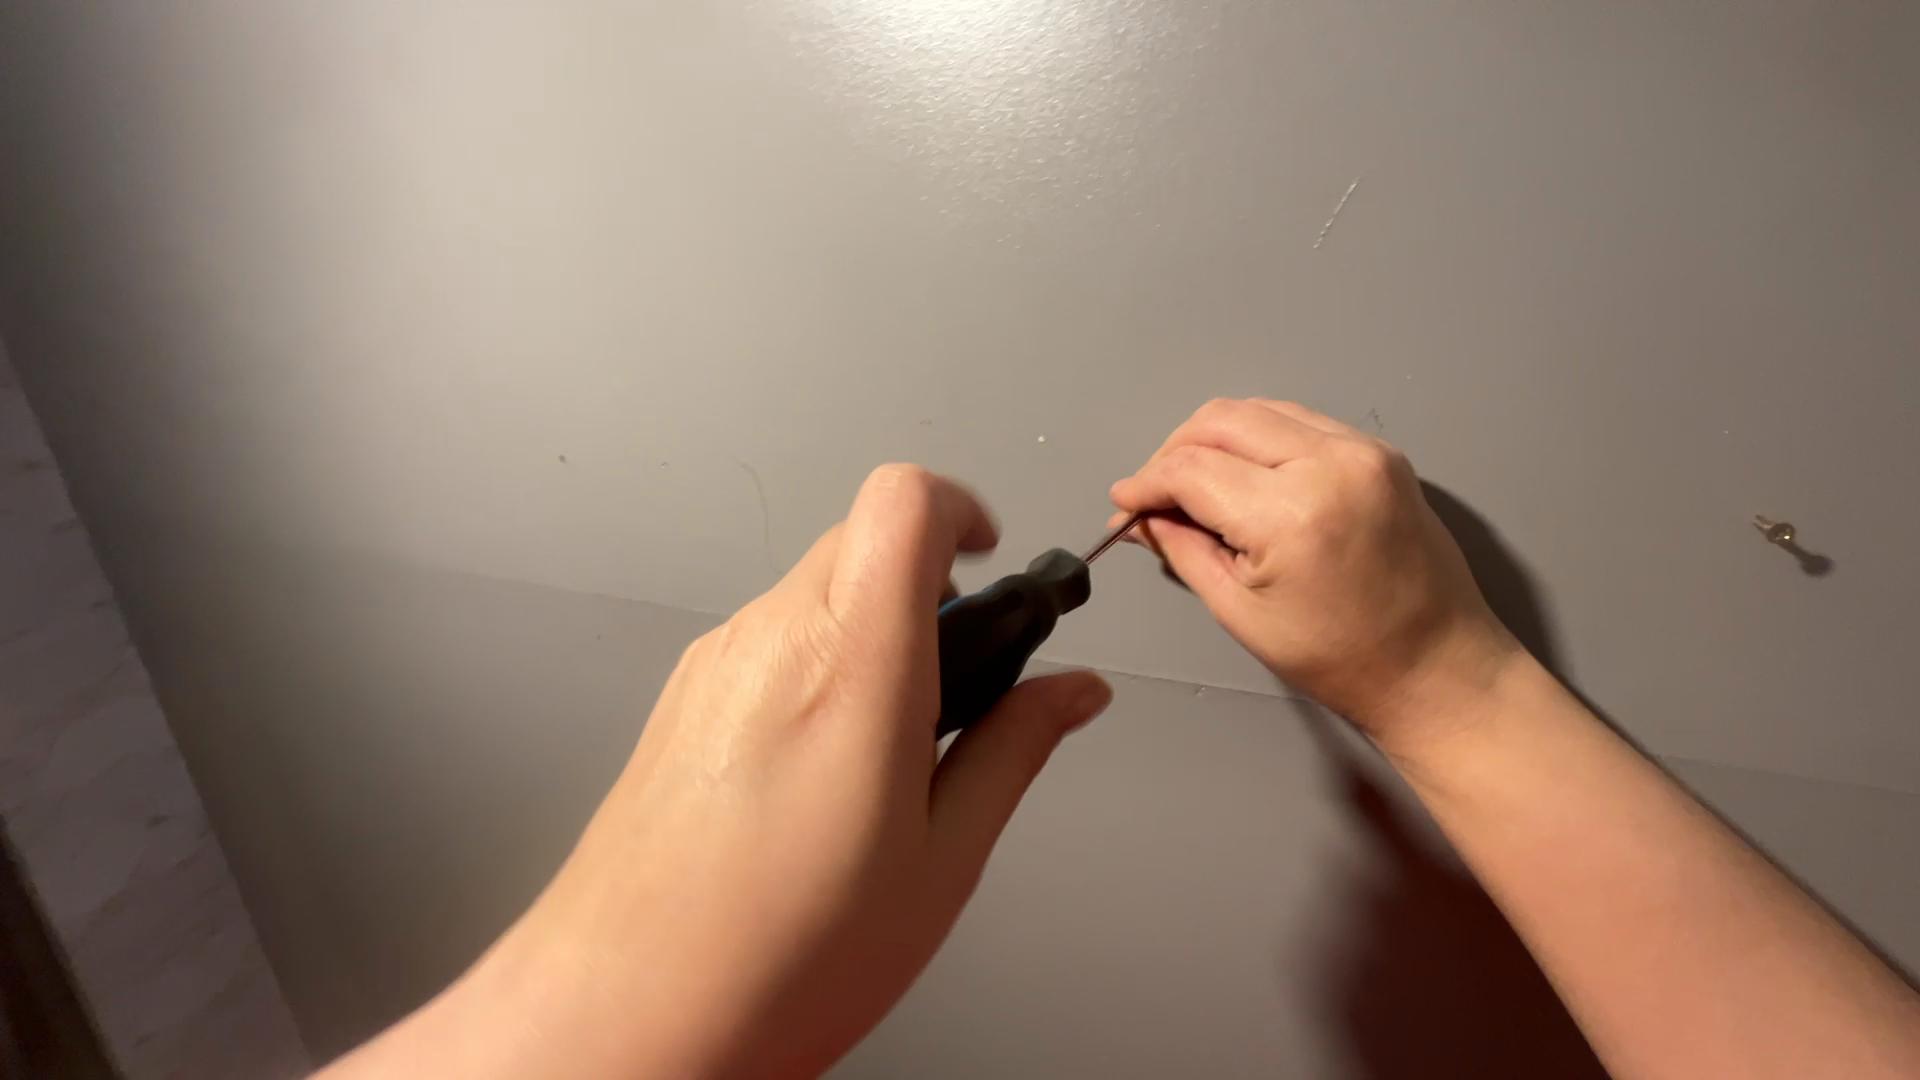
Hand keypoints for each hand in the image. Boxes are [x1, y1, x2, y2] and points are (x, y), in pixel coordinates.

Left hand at [448, 466, 1111, 1079]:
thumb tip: (1072, 692)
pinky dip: (824, 652)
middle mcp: (776, 638)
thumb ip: (1015, 747)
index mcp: (852, 665)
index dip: (961, 511)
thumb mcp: (942, 858)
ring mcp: (721, 656)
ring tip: (888, 739)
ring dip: (875, 622)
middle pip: (867, 535)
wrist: (618, 1016)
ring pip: (821, 581)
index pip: (905, 503)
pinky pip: (777, 627)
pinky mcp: (688, 685)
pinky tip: (823, 758)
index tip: (988, 563)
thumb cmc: (780, 956)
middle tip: (954, 675)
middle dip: (930, 580)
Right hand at [1110, 399, 1514, 745]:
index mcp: (1291, 513)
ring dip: (1210, 440)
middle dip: (1171, 453)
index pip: (1191, 469)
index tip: (1123, 506)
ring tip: (1192, 487)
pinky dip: (1253, 439)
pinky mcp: (1378, 450)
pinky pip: (1294, 421)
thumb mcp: (1238, 610)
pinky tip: (1240, 477)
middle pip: (1219, 420)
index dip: (1145, 484)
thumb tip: (1140, 518)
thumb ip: (1181, 549)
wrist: (1439, 667)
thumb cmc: (1335, 657)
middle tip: (1153, 496)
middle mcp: (1330, 461)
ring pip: (1256, 410)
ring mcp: (1362, 448)